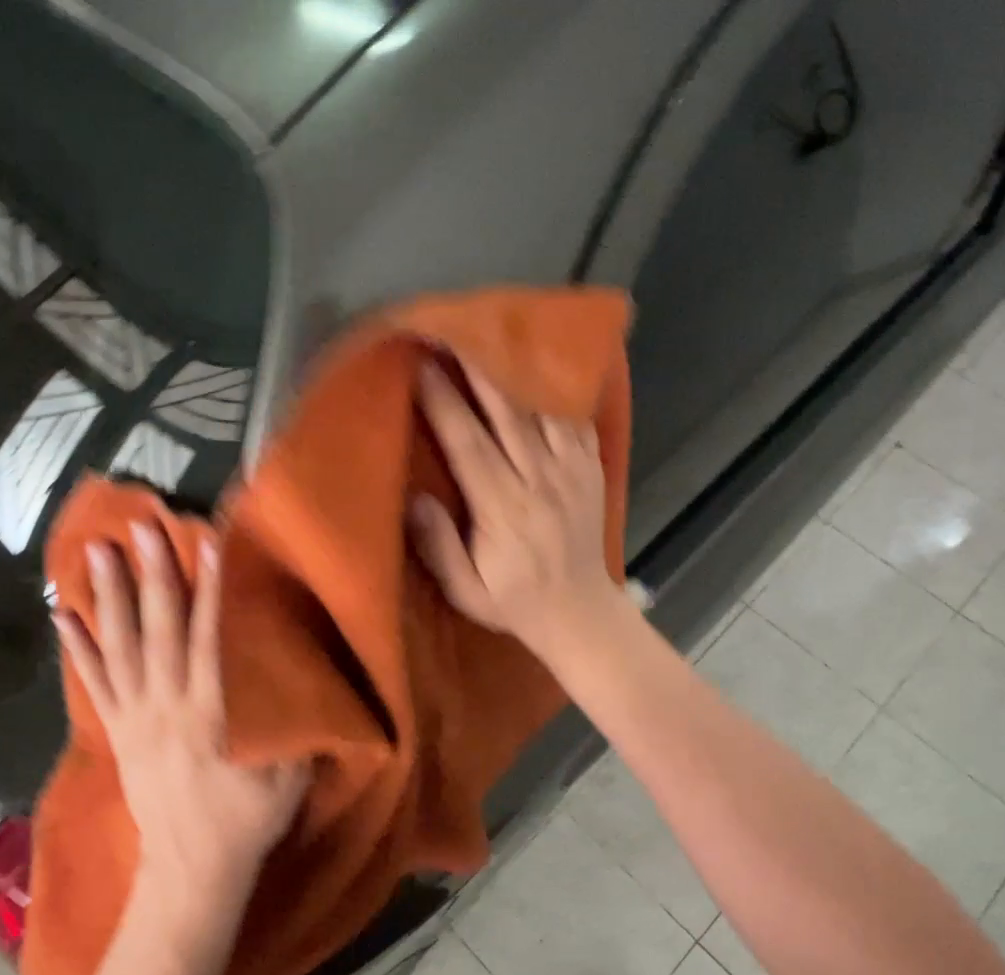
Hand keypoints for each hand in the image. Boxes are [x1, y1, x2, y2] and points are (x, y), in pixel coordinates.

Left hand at [55, 522, 308, 911]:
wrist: (189, 871)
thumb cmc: (245, 822)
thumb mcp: (288, 779)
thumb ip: (296, 725)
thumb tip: (314, 675)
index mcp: (210, 714)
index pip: (210, 638)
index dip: (211, 589)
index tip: (206, 542)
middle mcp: (166, 706)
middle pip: (158, 631)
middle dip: (152, 575)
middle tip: (141, 527)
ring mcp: (134, 718)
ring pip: (119, 648)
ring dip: (108, 597)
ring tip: (97, 551)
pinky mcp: (115, 732)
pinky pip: (93, 682)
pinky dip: (78, 648)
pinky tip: (64, 613)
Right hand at [410, 360, 624, 659]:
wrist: (580, 613)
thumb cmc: (513, 601)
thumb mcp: (465, 590)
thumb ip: (438, 546)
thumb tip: (413, 498)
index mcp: (503, 509)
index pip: (469, 444)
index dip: (444, 403)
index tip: (421, 368)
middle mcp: (540, 481)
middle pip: (507, 412)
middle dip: (477, 368)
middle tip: (454, 331)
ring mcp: (572, 471)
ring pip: (542, 407)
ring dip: (516, 369)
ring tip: (493, 337)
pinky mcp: (591, 468)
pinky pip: (575, 417)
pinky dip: (558, 387)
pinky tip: (542, 363)